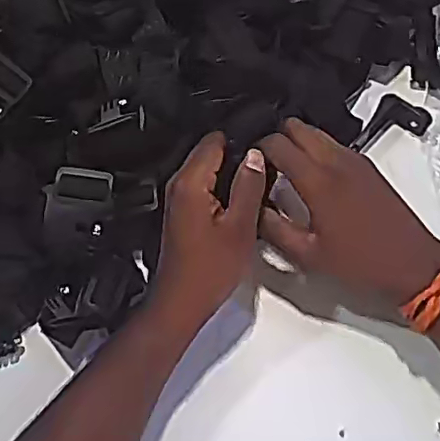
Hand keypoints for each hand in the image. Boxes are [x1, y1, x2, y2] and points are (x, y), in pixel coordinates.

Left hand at [150, 132, 269, 329]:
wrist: (183, 300)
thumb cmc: (206, 272)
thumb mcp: (240, 227)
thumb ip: (249, 186)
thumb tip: (255, 157)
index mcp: (190, 183)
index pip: (213, 140)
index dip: (239, 140)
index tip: (258, 146)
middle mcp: (179, 185)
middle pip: (209, 152)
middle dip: (235, 156)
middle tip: (262, 168)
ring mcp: (178, 197)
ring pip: (206, 169)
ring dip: (229, 173)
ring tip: (254, 185)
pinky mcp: (182, 210)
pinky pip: (203, 186)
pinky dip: (221, 188)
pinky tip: (238, 203)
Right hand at [258, 117, 439, 305]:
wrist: (416, 270)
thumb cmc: (364, 265)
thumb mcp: (309, 256)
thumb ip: (273, 228)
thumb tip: (253, 208)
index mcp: (318, 180)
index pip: (276, 143)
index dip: (256, 149)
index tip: (249, 163)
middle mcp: (336, 162)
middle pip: (295, 126)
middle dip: (276, 137)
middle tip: (266, 162)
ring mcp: (354, 161)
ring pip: (315, 132)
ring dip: (297, 141)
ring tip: (287, 169)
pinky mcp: (367, 167)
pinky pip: (333, 145)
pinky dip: (316, 149)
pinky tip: (313, 177)